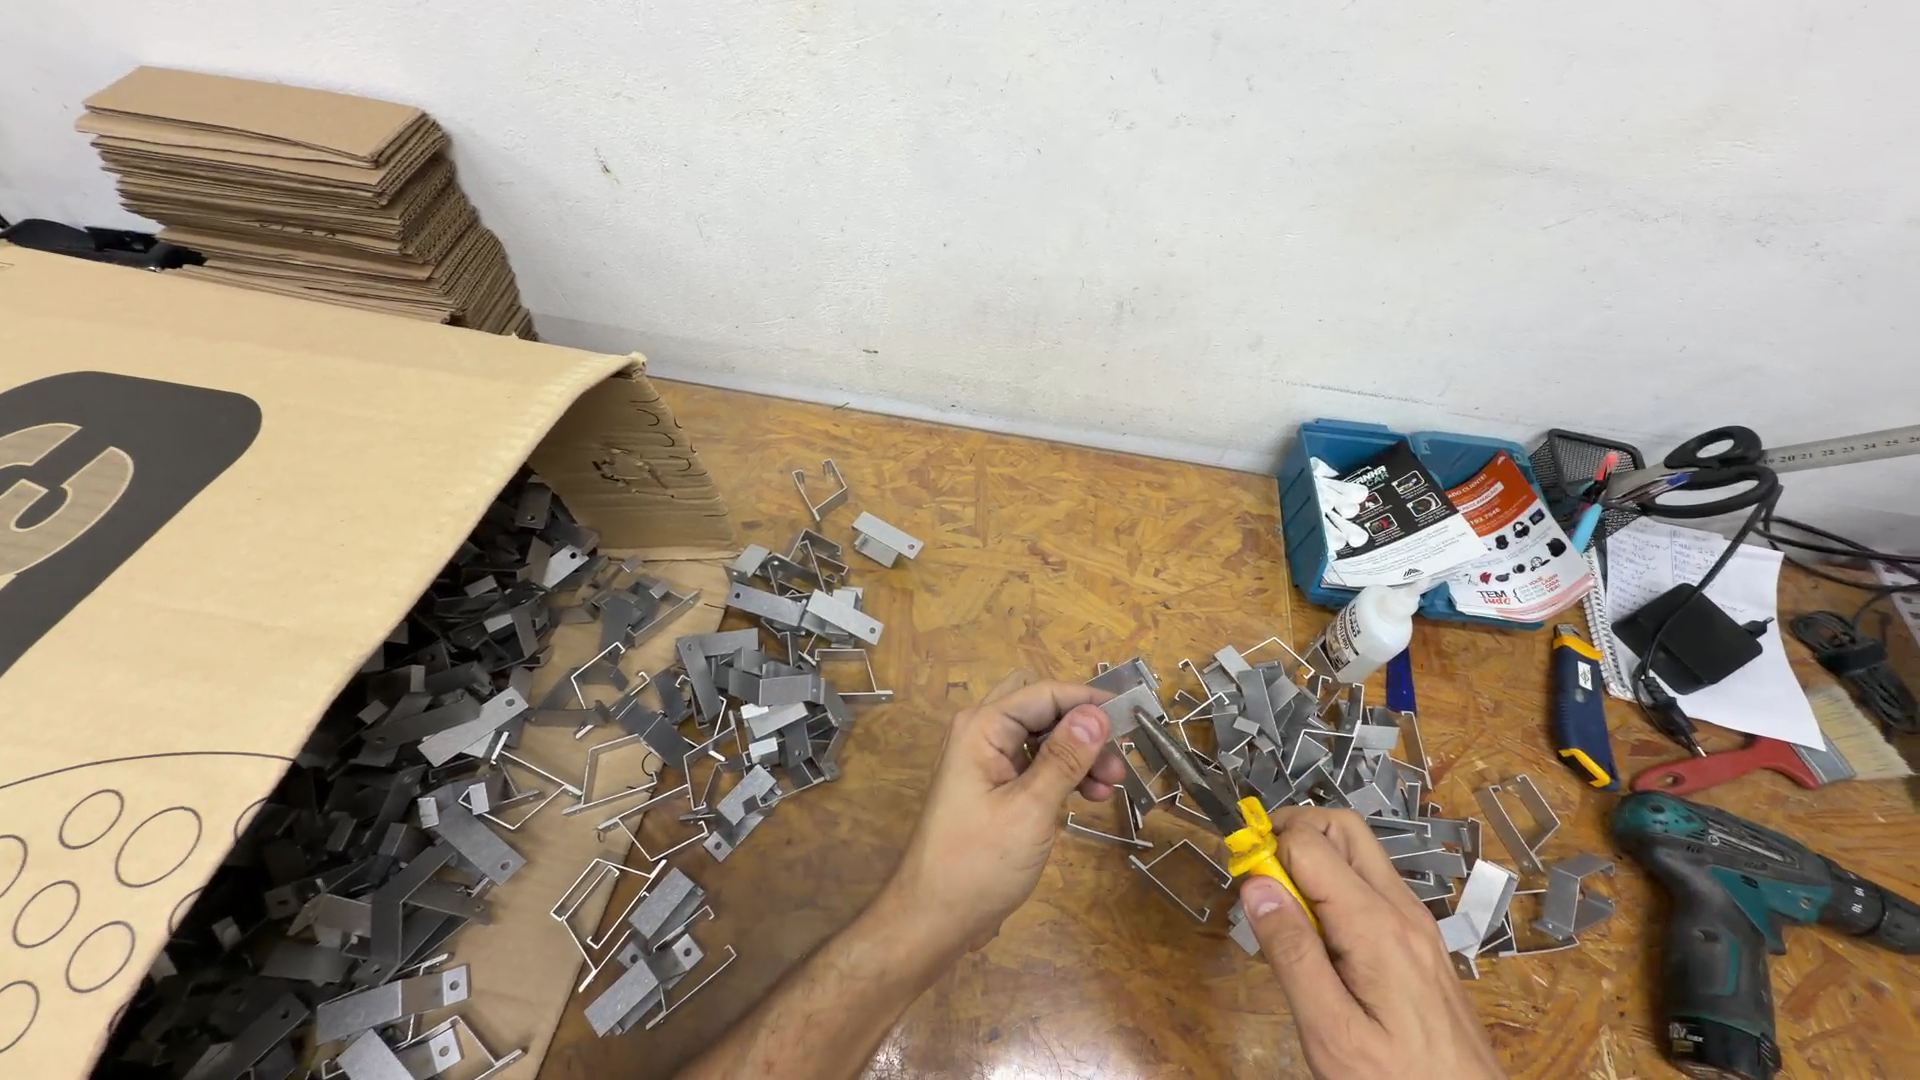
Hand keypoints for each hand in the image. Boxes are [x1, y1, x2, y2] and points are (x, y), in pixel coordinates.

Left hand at [878, 671, 1125, 953]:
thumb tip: (1097, 714)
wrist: (934, 918)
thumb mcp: (1030, 809)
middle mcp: (981, 732)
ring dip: (1077, 751)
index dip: (1089, 701)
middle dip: (1081, 725)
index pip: (1045, 693)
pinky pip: (1034, 761)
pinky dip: (1063, 772)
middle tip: (1116, 755)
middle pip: (1042, 706)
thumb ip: (1065, 758)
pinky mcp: (993, 785)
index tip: (1132, 718)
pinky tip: (1088, 796)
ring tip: (1109, 785)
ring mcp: (986, 759)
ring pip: (1041, 733)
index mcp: (983, 727)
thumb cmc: (977, 863)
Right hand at [1240, 806, 1504, 1079]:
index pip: (1308, 842)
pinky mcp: (1417, 938)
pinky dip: (1331, 883)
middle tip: (1259, 874)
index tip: (1243, 884)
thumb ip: (1291, 954)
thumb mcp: (1330, 1032)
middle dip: (1290, 833)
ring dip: (1310, 856)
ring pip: (1355, 850)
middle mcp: (1401, 909)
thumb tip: (1255, 884)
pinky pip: (1367, 883)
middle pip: (1340, 827)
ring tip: (1283, 906)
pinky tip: (1314, 933)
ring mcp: (1414, 922)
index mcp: (1376, 925)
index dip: (1266, 851)